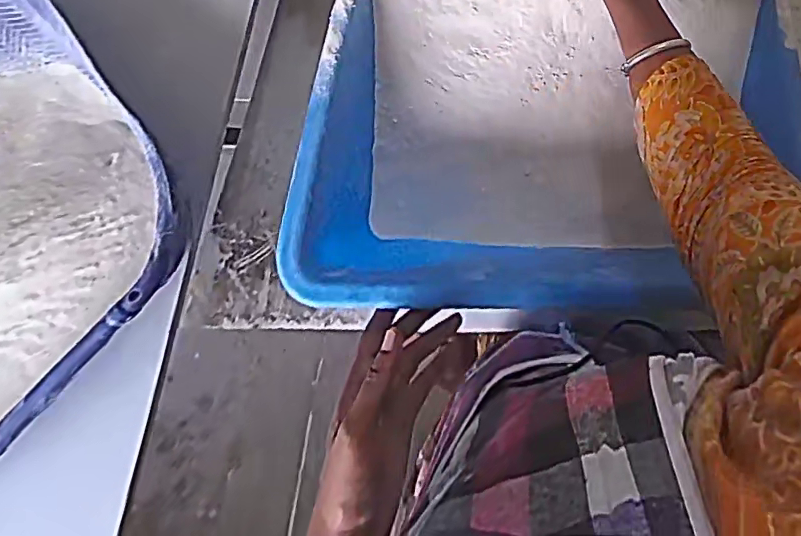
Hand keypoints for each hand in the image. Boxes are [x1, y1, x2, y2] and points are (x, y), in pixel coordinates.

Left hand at [308, 309, 465, 535]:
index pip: (375, 338)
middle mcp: (374, 392)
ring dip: (433, 338)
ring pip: (414, 360)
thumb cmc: (345, 486)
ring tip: (455, 320)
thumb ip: (375, 381)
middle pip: (398, 344)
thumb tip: (390, 336)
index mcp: (358, 389)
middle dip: (419, 319)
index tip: (410, 287)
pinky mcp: (404, 422)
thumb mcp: (357, 427)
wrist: (353, 527)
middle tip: (443, 299)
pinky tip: (452, 357)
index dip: (390, 312)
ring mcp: (390, 407)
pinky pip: (424, 383)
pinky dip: (440, 365)